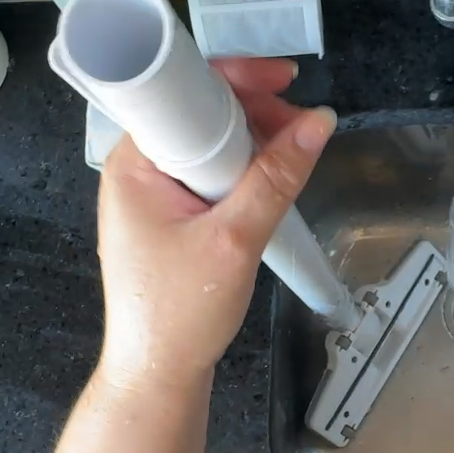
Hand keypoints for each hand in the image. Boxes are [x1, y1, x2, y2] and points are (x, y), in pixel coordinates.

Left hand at [95, 58, 336, 394]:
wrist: (159, 374)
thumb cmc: (182, 312)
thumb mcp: (234, 241)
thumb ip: (276, 179)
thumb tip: (319, 123)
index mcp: (135, 163)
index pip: (182, 91)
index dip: (237, 78)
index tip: (286, 82)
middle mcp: (138, 171)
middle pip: (198, 115)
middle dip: (253, 113)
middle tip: (303, 128)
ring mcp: (152, 198)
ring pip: (207, 148)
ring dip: (252, 146)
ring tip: (294, 159)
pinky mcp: (169, 221)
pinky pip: (207, 179)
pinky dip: (241, 175)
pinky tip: (270, 184)